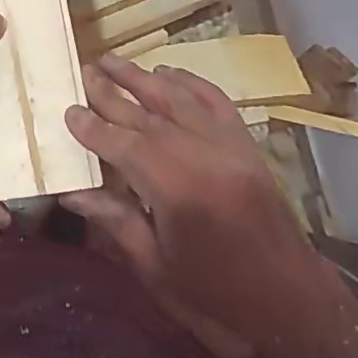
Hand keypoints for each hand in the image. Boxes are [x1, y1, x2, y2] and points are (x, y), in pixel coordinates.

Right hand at [62, 54, 338, 357]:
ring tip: (115, 60)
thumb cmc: (216, 295)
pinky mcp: (248, 144)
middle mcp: (205, 156)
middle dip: (113, 92)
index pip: (126, 146)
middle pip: (149, 114)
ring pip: (181, 99)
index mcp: (178, 190)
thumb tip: (72, 192)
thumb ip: (116, 221)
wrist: (289, 297)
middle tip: (85, 71)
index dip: (94, 128)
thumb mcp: (156, 268)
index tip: (68, 110)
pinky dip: (190, 82)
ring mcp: (231, 145)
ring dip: (145, 78)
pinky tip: (168, 72)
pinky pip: (216, 101)